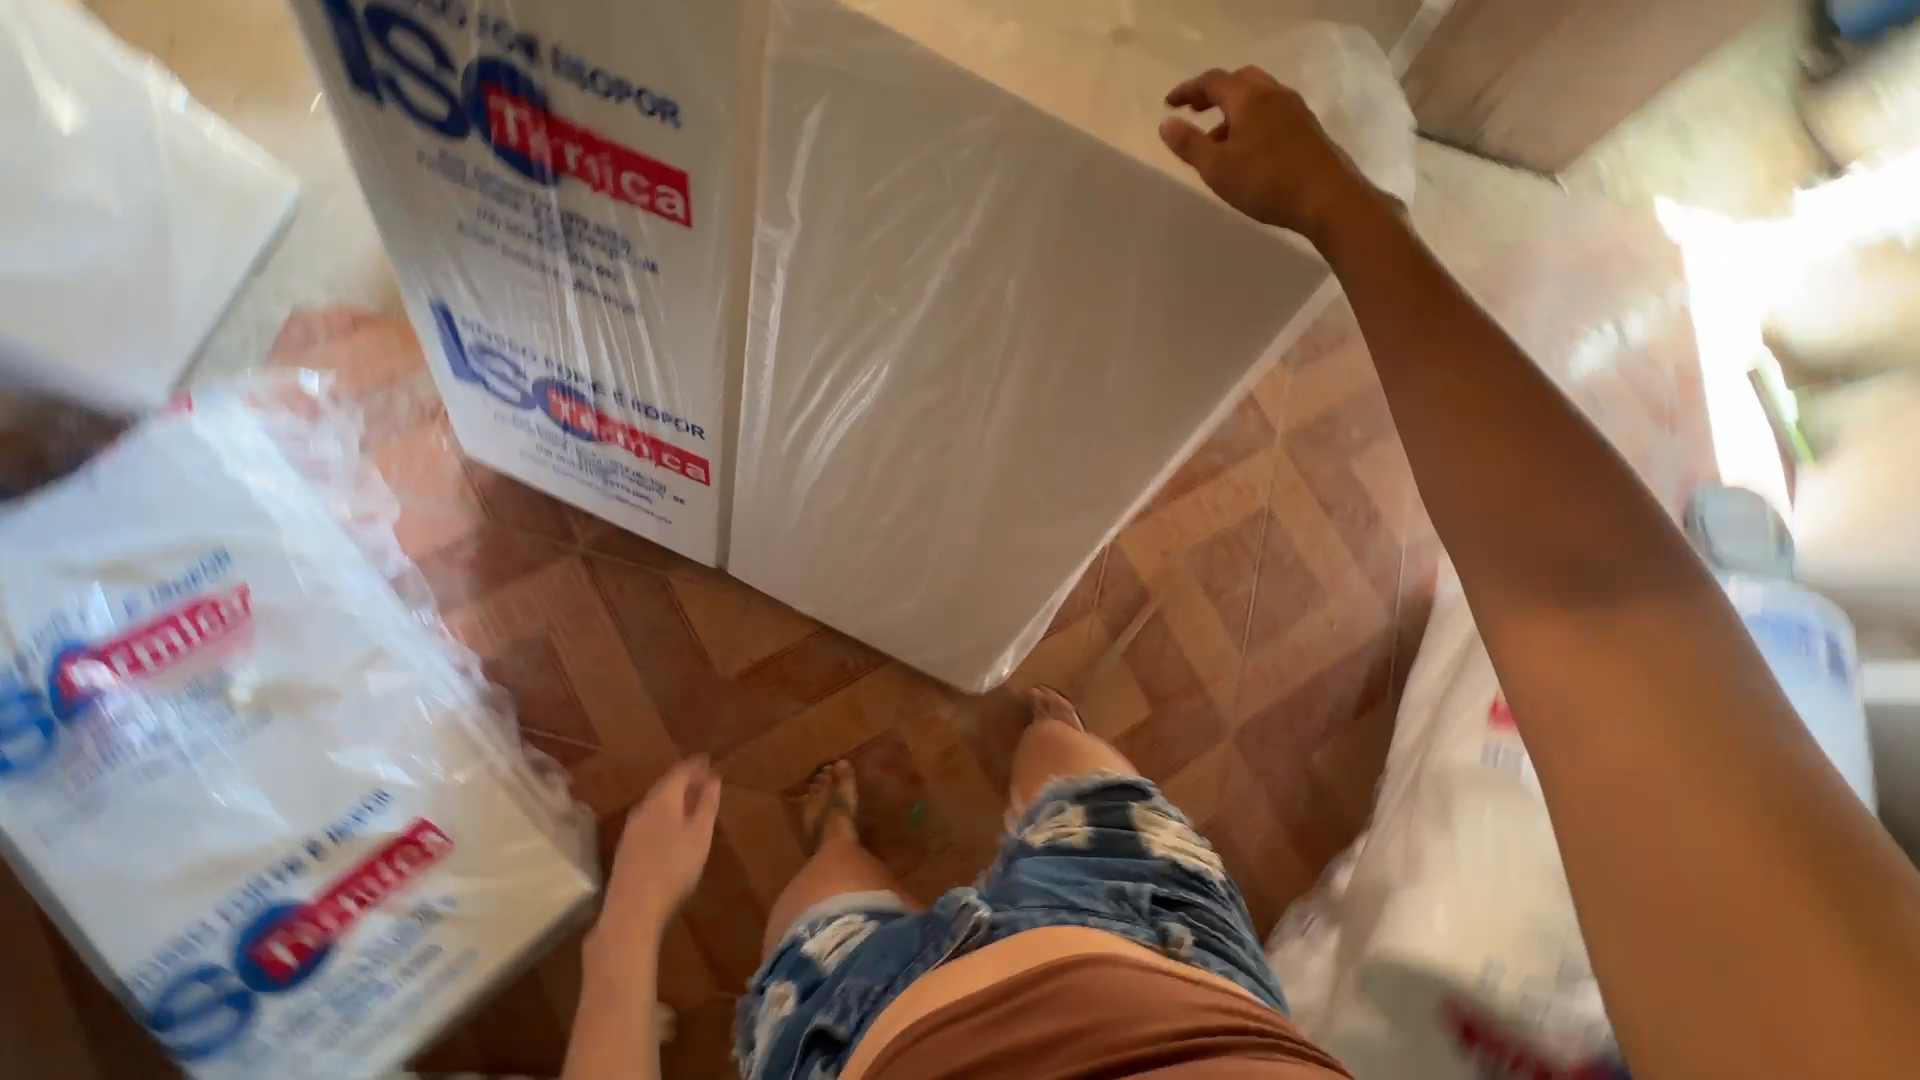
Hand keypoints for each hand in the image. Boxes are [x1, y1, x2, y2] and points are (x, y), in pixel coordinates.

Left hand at [598, 757, 722, 940]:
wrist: (632, 910)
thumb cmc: (674, 868)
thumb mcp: (700, 835)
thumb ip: (707, 805)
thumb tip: (713, 779)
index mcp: (662, 800)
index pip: (680, 772)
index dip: (696, 765)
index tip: (710, 760)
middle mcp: (643, 808)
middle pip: (666, 786)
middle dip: (686, 781)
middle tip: (704, 781)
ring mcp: (632, 829)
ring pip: (656, 804)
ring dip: (675, 799)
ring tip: (693, 803)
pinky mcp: (627, 848)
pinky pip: (650, 820)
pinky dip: (666, 815)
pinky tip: (673, 828)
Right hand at [1159, 66, 1387, 244]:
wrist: (1326, 197)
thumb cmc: (1265, 182)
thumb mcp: (1216, 168)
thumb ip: (1189, 144)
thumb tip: (1166, 123)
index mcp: (1248, 99)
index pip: (1212, 82)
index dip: (1188, 90)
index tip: (1169, 103)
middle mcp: (1273, 95)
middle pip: (1239, 81)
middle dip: (1214, 94)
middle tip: (1195, 111)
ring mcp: (1294, 109)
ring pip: (1258, 96)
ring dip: (1234, 109)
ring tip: (1217, 138)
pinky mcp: (1306, 127)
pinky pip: (1272, 112)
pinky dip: (1252, 120)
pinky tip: (1247, 149)